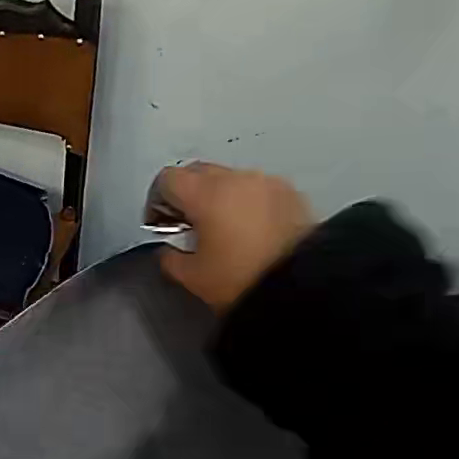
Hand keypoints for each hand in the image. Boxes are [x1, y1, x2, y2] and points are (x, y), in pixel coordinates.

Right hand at [156, 163, 314, 313]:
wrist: (301, 286)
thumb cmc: (240, 281)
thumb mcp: (194, 278)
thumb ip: (171, 259)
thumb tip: (168, 250)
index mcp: (205, 194)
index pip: (168, 179)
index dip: (158, 201)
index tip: (161, 223)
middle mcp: (235, 177)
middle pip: (198, 173)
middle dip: (188, 195)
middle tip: (189, 226)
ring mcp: (266, 181)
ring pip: (230, 179)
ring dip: (219, 197)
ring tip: (223, 230)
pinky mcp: (290, 192)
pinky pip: (257, 189)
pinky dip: (246, 203)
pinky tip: (251, 231)